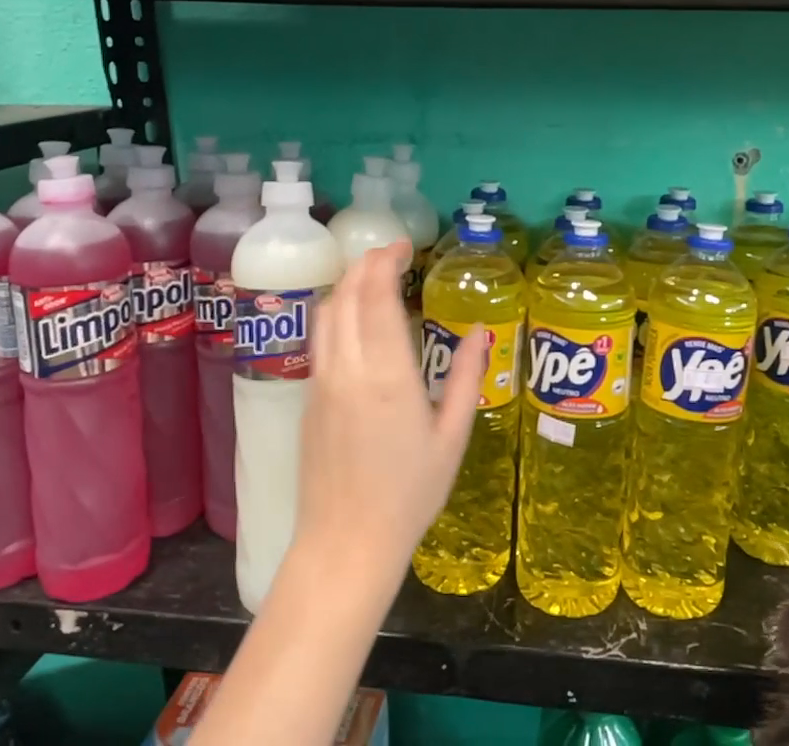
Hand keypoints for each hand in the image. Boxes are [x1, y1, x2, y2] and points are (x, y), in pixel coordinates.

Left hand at [295, 240, 487, 588]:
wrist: (346, 542)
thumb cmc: (410, 494)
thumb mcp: (452, 436)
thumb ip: (467, 378)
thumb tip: (480, 331)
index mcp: (387, 374)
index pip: (377, 294)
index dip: (387, 260)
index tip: (404, 245)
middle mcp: (346, 368)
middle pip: (347, 294)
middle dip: (366, 263)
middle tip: (392, 254)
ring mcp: (320, 382)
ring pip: (327, 314)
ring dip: (348, 285)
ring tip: (374, 280)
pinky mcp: (307, 399)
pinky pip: (320, 340)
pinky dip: (338, 314)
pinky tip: (358, 323)